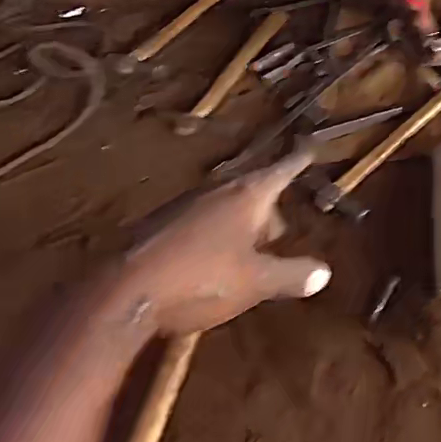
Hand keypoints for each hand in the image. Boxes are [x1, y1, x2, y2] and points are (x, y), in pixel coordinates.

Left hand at [116, 148, 329, 333]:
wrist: (116, 296)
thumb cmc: (200, 279)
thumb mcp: (257, 281)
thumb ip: (292, 274)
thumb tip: (324, 272)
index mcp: (248, 195)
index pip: (283, 170)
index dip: (299, 159)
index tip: (310, 144)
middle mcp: (216, 191)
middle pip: (254, 190)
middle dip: (270, 208)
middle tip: (281, 230)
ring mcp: (182, 207)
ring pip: (224, 207)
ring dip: (240, 224)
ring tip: (248, 251)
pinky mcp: (154, 228)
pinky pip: (198, 223)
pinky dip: (212, 236)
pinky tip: (209, 264)